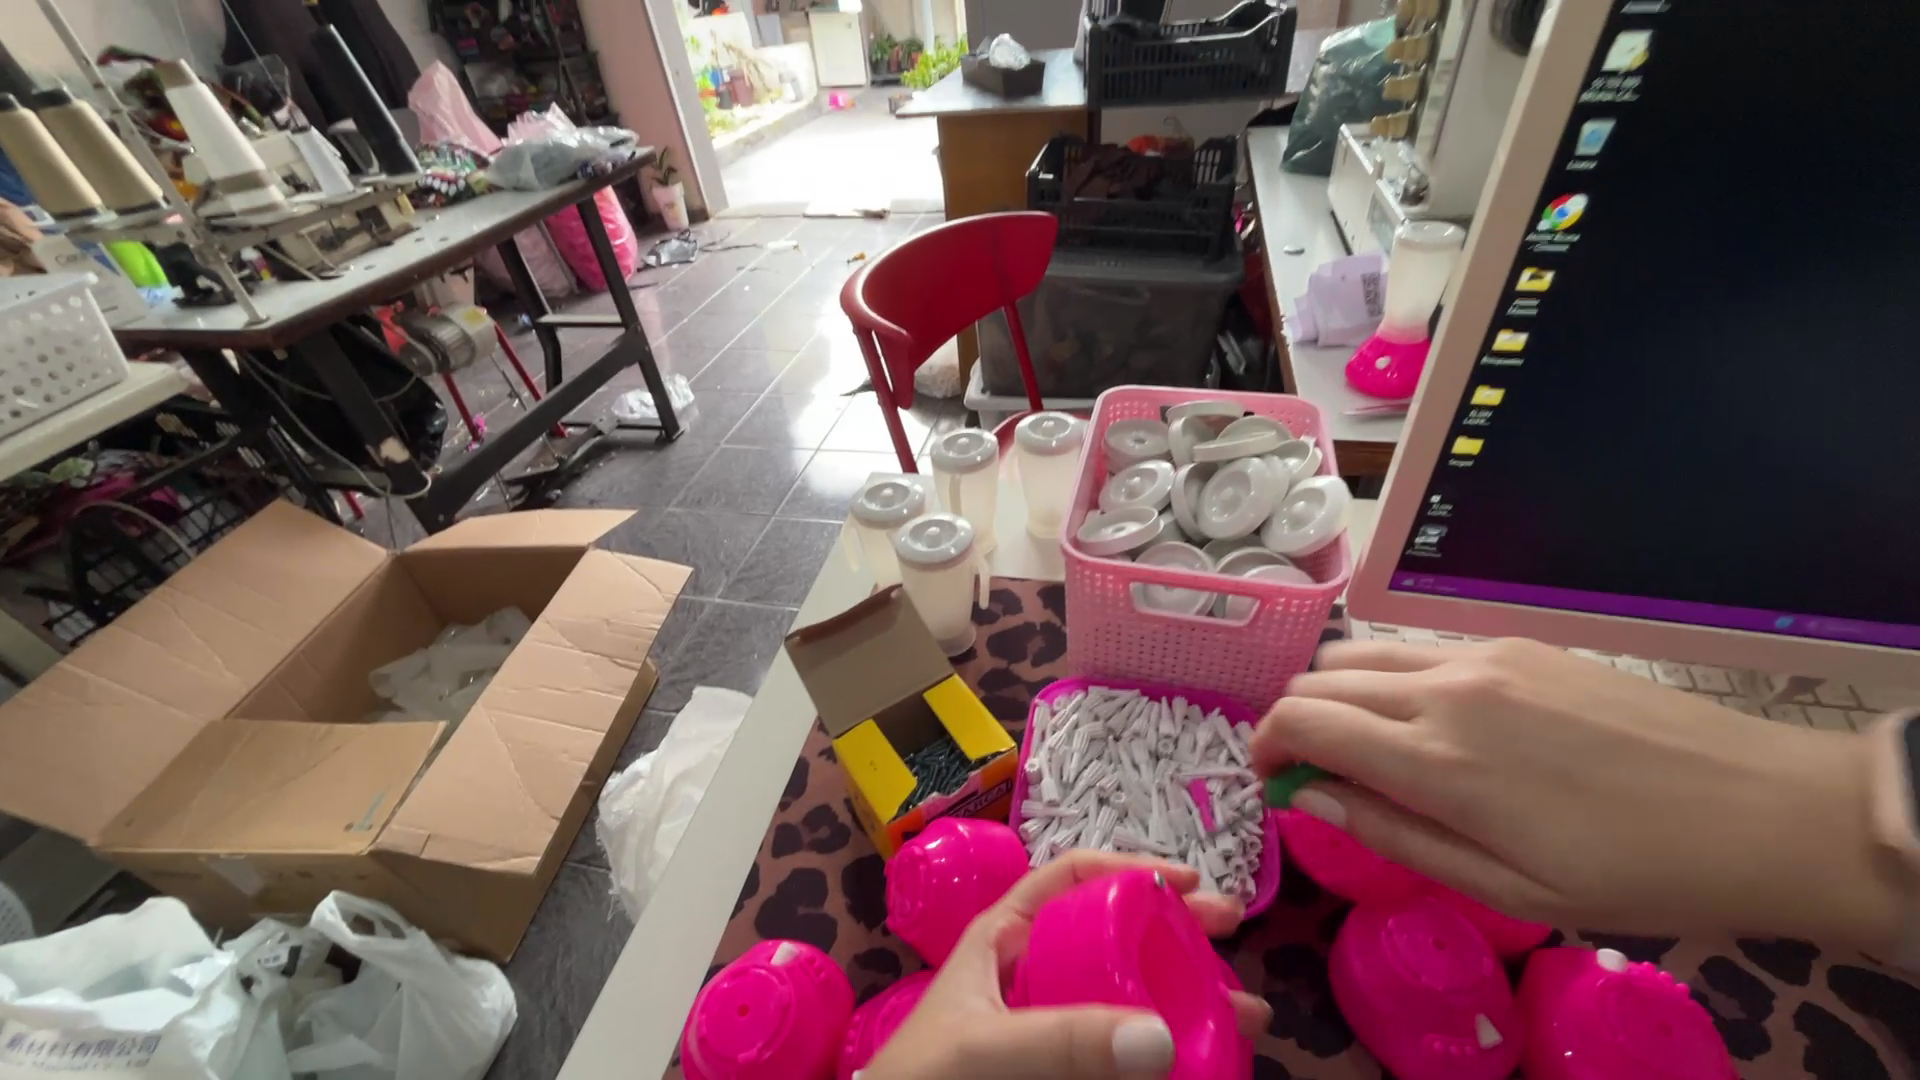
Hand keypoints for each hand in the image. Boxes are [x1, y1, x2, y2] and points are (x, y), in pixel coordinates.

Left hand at [861, 851, 1270, 1079]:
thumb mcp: (988, 1048)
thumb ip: (1063, 1040)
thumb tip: (1163, 1036)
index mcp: (1005, 935)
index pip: (1070, 878)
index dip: (1128, 868)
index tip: (1188, 881)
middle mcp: (1032, 967)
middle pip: (1111, 929)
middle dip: (1172, 927)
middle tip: (1232, 931)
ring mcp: (1047, 1018)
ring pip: (1124, 990)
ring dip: (1181, 993)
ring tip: (1244, 1012)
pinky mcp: (1059, 1063)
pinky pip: (1117, 1044)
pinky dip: (1160, 1047)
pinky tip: (1203, 1056)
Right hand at [1252, 638, 1906, 950]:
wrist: (1769, 809)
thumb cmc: (1638, 872)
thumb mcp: (1509, 886)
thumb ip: (1391, 834)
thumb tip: (1307, 795)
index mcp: (1438, 762)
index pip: (1302, 722)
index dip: (1266, 745)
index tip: (1271, 775)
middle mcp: (1441, 691)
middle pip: (1316, 680)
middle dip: (1291, 720)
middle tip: (1312, 764)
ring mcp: (1475, 656)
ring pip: (1354, 655)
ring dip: (1333, 693)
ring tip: (1360, 737)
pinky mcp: (1507, 641)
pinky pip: (1410, 648)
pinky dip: (1384, 677)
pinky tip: (1424, 716)